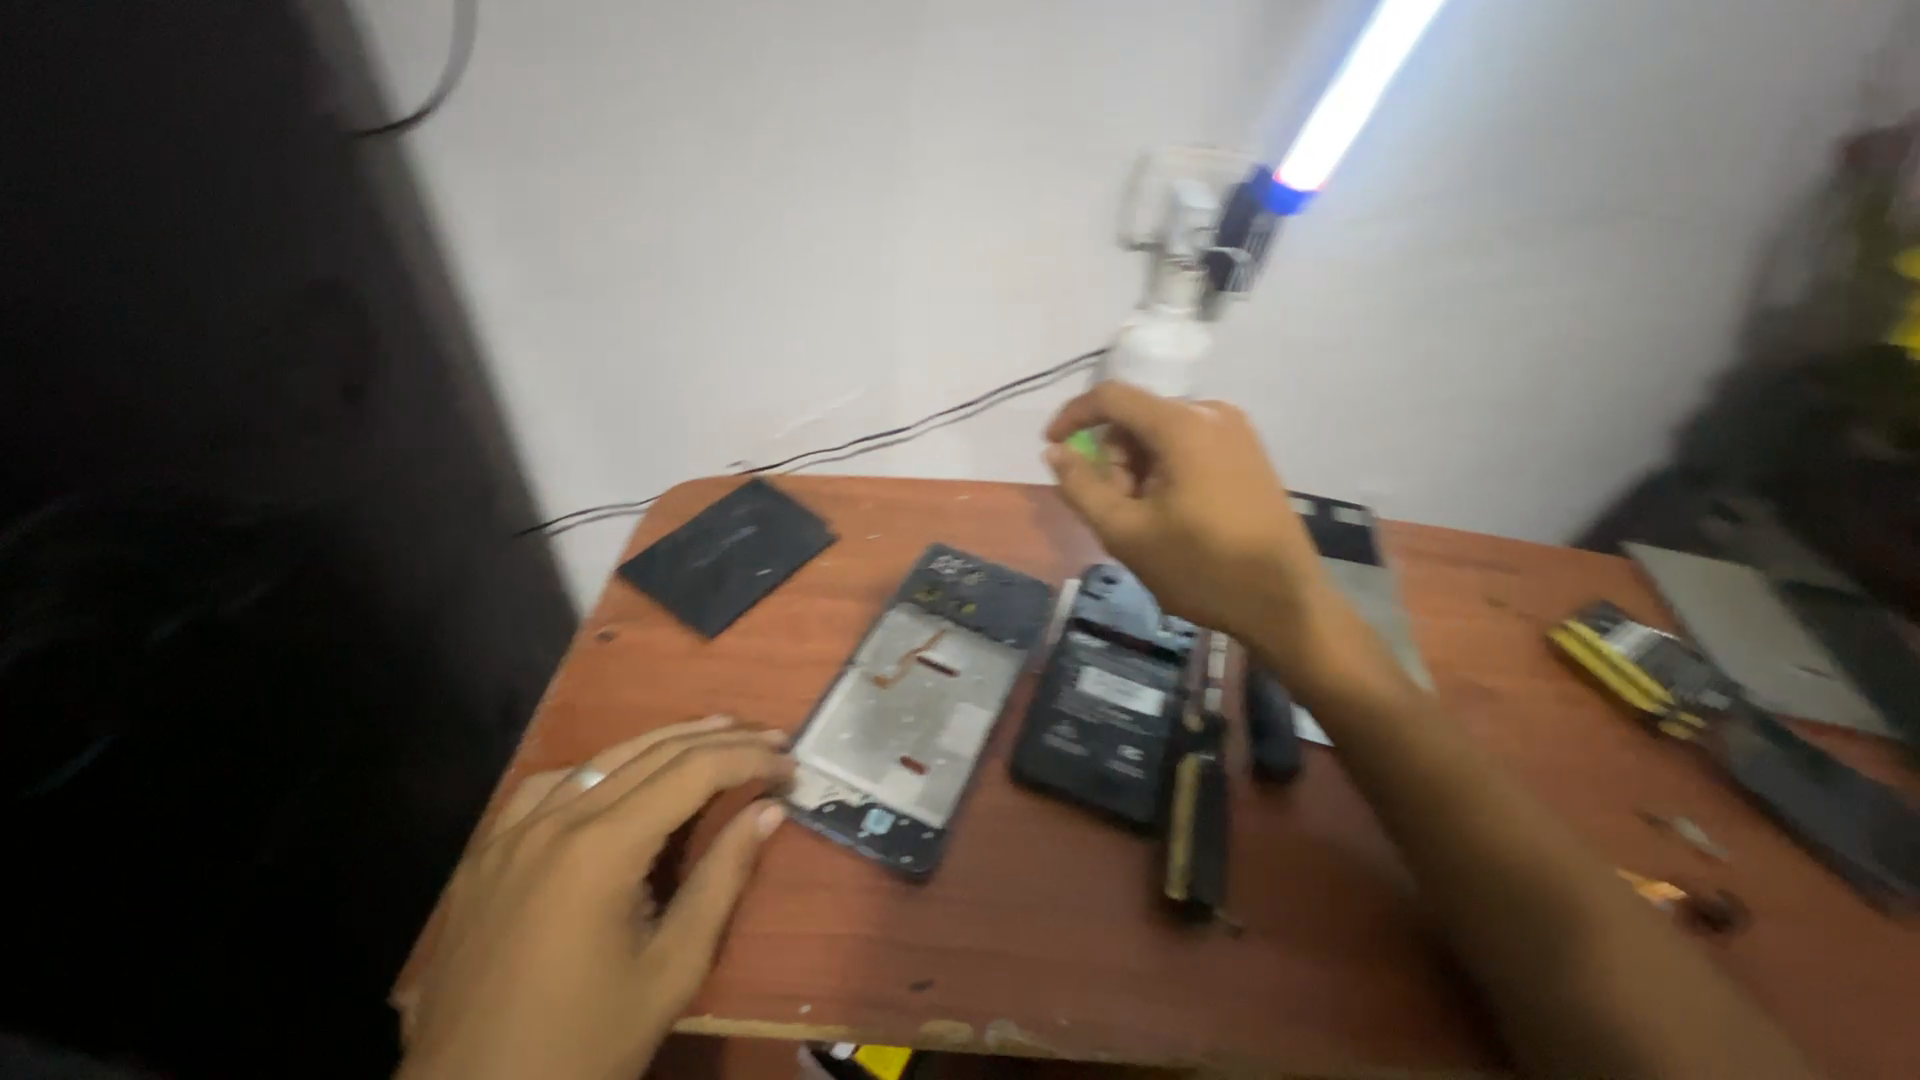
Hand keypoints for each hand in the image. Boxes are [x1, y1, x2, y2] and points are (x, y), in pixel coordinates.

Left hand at [396, 716, 792, 1079]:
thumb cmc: (584, 1047)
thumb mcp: (672, 968)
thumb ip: (722, 879)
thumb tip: (769, 811)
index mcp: (601, 849)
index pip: (692, 773)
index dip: (748, 759)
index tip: (791, 766)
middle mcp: (554, 822)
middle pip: (652, 754)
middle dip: (719, 740)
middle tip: (772, 738)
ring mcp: (510, 834)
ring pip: (602, 759)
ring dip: (665, 741)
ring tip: (716, 731)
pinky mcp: (485, 854)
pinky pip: (548, 787)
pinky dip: (597, 769)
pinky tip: (618, 776)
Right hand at [1043, 381, 1329, 651]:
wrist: (1284, 602)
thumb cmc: (1200, 568)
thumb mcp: (1126, 533)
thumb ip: (1082, 487)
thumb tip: (1055, 452)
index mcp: (1182, 425)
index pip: (1111, 397)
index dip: (1072, 418)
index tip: (1052, 450)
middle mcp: (1212, 414)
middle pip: (1137, 419)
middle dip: (1112, 461)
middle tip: (1114, 514)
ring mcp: (1237, 434)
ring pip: (1161, 437)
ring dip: (1138, 471)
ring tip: (1145, 524)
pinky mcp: (1249, 456)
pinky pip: (1189, 448)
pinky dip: (1165, 473)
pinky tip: (1171, 517)